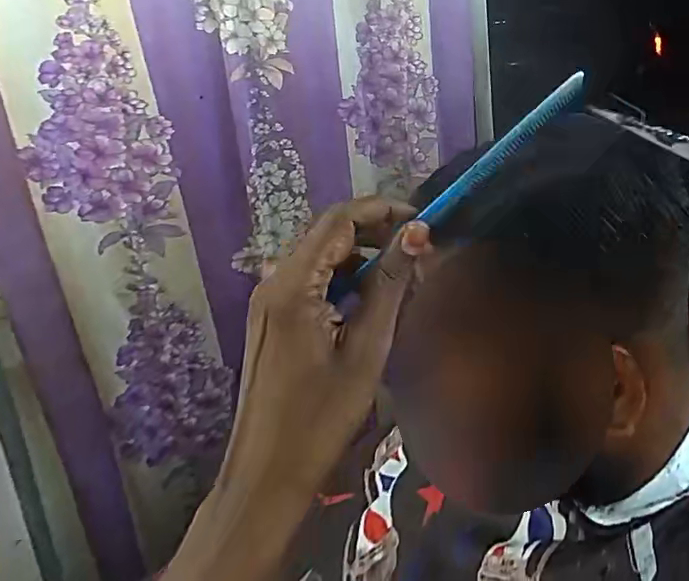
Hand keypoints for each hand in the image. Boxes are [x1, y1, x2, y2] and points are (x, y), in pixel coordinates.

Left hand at [166, 198, 428, 580]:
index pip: (340, 219)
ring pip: (321, 252)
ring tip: (401, 274)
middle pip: (328, 230)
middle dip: (375, 230)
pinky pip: (310, 276)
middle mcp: (273, 280)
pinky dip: (343, 275)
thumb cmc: (321, 417)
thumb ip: (391, 282)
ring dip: (361, 253)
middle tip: (416, 249)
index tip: (422, 222)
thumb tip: (418, 231)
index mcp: (293, 284)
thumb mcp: (367, 347)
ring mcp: (268, 298)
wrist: (265, 477)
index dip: (383, 211)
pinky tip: (369, 298)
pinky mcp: (270, 316)